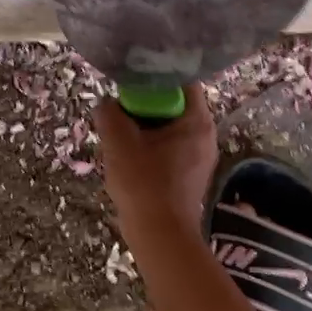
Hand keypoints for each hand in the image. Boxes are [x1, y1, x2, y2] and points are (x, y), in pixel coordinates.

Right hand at [93, 85, 217, 240]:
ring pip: (166, 127)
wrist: (159, 236)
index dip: (154, 74)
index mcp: (196, 122)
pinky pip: (166, 147)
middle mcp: (203, 136)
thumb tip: (108, 105)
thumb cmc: (143, 183)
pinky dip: (147, 145)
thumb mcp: (118, 140)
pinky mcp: (187, 174)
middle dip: (143, 103)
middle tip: (118, 106)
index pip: (181, 81)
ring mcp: (197, 157)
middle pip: (171, 104)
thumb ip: (109, 112)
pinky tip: (126, 155)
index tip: (129, 77)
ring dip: (142, 126)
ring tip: (118, 132)